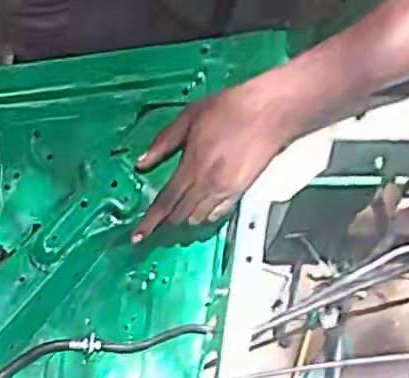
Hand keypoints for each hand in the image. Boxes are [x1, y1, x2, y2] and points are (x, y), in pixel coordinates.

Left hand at [131, 74, 306, 241]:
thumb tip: (141, 164)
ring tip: (181, 212)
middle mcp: (204, 186)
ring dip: (185, 219)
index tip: (136, 238)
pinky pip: (215, 216)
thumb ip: (163, 142)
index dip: (148, 223)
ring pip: (195, 220)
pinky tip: (202, 209)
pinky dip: (204, 217)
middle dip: (166, 221)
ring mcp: (222, 192)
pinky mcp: (237, 194)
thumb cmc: (230, 109)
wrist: (272, 110)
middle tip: (160, 220)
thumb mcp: (190, 116)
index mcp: (190, 168)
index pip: (164, 204)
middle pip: (178, 217)